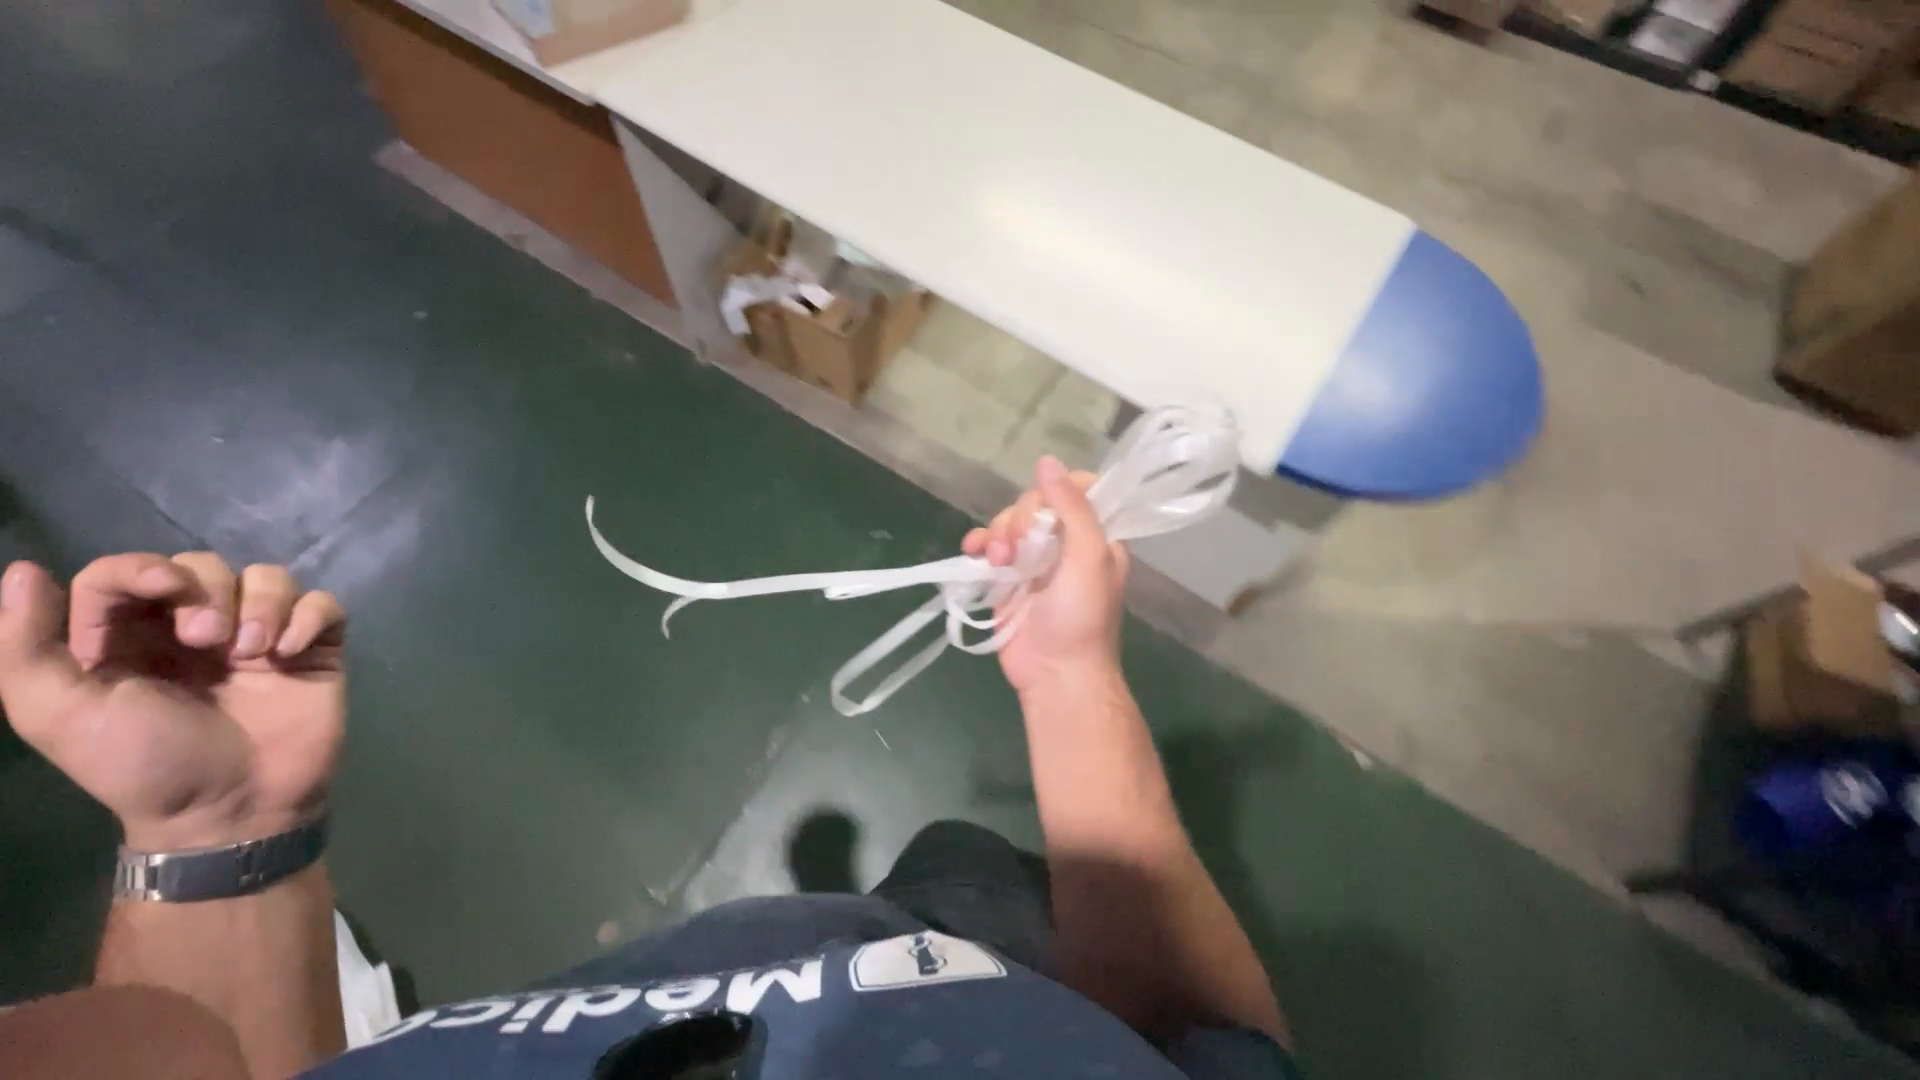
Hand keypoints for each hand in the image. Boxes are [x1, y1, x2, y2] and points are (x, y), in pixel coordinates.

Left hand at [0, 554, 345, 852]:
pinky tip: (292, 652)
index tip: (166, 591)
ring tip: (257, 652)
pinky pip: (324, 603)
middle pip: (204, 565)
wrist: (234, 806)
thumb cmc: (144, 764)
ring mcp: (261, 637)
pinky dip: (310, 617)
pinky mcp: (314, 649)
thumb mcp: (59, 714)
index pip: (127, 572)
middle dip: (209, 592)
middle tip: (209, 641)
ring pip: (268, 576)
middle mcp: (194, 628)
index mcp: (127, 639)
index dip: (145, 568)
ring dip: (264, 604)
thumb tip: (25, 570)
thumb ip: (25, 646)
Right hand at [963, 456, 1126, 694]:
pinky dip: (979, 545)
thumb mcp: (1089, 558)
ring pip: (1009, 523)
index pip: (1076, 490)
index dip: (1056, 492)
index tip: (1046, 514)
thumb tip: (1046, 460)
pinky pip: (989, 548)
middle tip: (1017, 549)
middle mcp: (1065, 544)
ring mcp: (1033, 562)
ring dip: (998, 534)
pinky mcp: (1006, 579)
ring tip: (997, 561)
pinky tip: (974, 554)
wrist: (1055, 673)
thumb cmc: (1081, 618)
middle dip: (1020, 520)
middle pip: (1036, 504)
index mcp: (1095, 536)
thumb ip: (1073, 508)